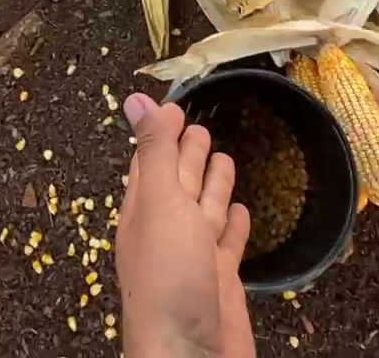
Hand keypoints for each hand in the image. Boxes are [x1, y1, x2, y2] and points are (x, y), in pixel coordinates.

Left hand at [116, 95, 254, 357]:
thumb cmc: (168, 277)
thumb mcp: (159, 202)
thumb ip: (153, 150)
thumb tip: (136, 98)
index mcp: (145, 206)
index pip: (151, 158)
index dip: (162, 132)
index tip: (174, 106)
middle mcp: (167, 227)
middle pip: (179, 179)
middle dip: (187, 152)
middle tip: (199, 125)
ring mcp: (194, 255)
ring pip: (204, 208)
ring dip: (213, 183)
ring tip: (224, 157)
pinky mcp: (221, 281)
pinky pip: (228, 244)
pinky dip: (235, 225)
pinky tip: (243, 211)